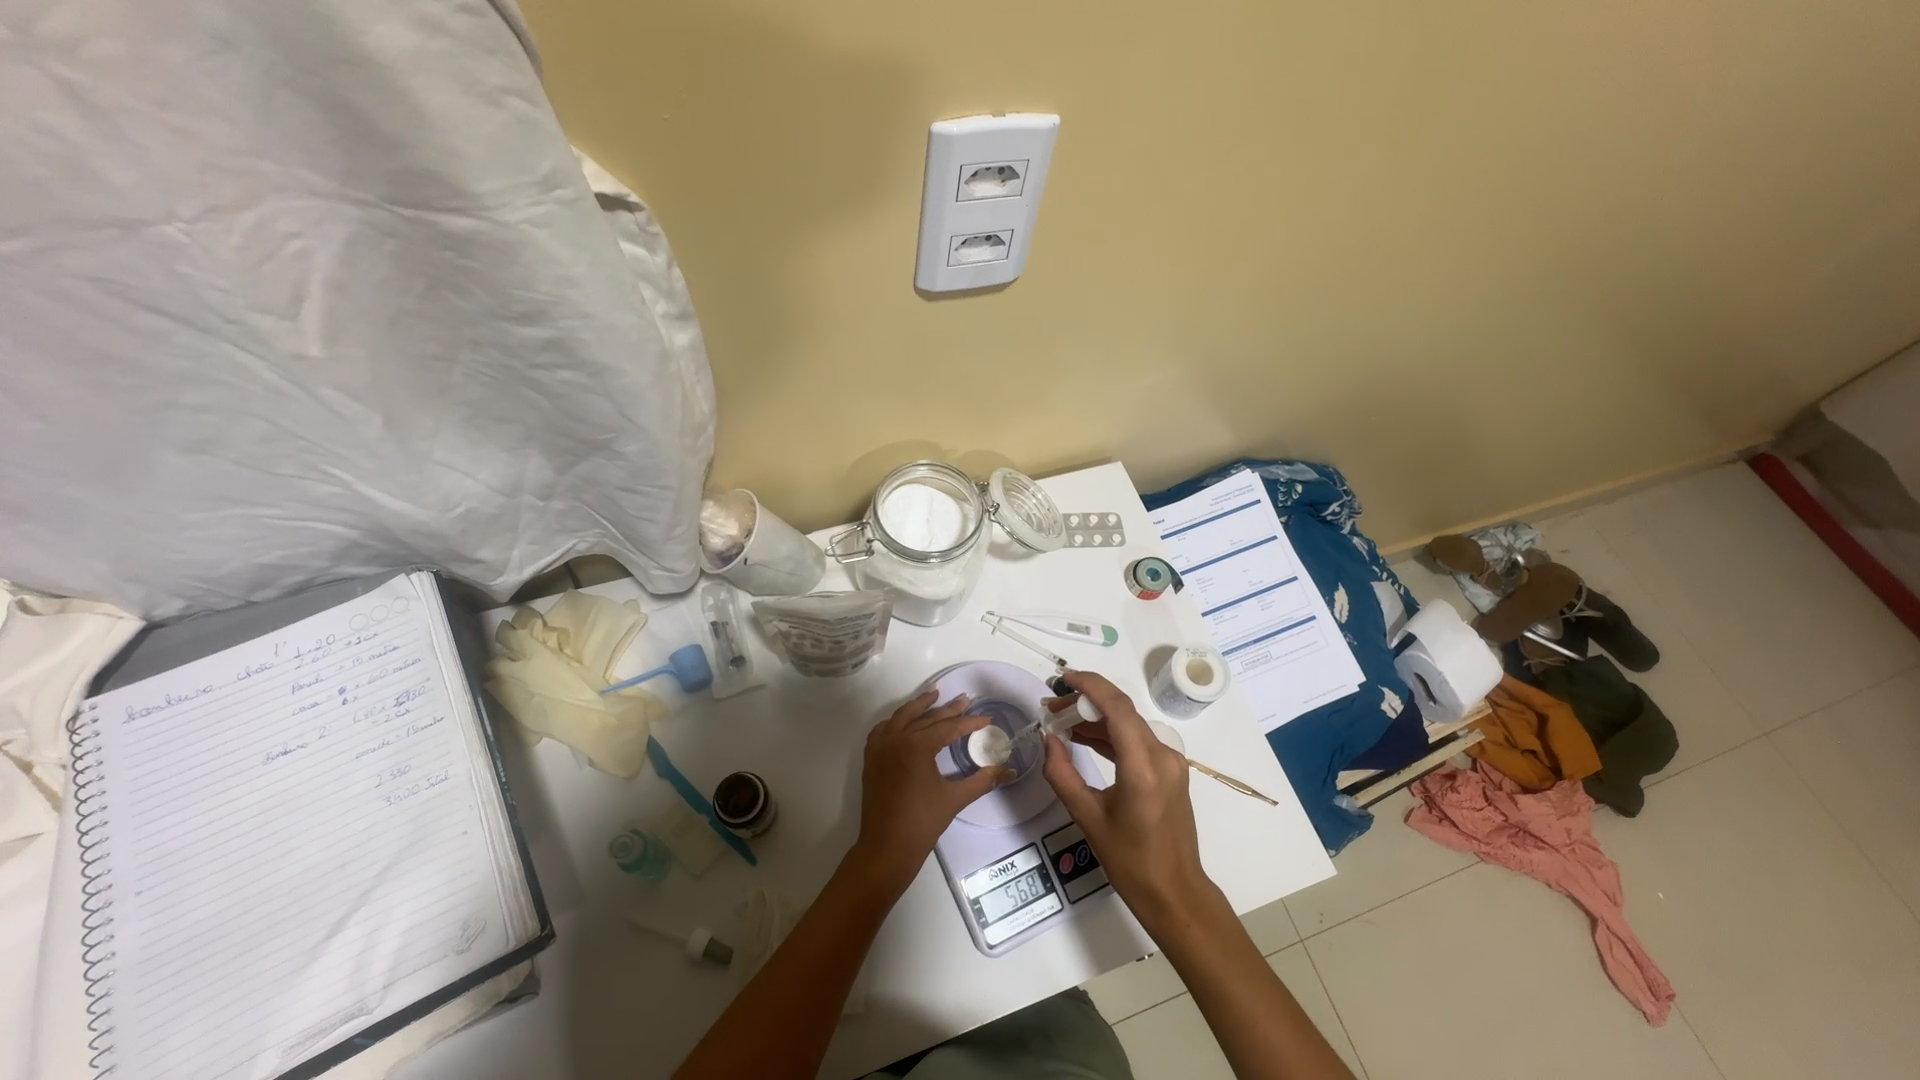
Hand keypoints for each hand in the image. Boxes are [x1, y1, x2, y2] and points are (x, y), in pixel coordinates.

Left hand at [853, 689, 1011, 887]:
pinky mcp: (871, 759)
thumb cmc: (922, 823)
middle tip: (966, 699)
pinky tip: (904, 722)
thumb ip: (983, 780)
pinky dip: (895, 722)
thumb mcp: (955, 798)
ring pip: (901, 718)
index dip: (970, 722)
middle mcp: (896, 740)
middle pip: (926, 718)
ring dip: (919, 707)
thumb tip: (1009, 770)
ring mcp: (879, 748)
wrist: (886, 847)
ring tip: (934, 694)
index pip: (948, 727)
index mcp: (916, 746)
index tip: (987, 719)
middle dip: (948, 709)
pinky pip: (882, 731)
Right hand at [1041, 672, 1216, 925]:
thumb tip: (1047, 738)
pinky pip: (1137, 740)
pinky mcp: (1171, 770)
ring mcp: (1171, 762)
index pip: (1117, 708)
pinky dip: (1111, 735)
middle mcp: (1163, 756)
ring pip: (1129, 724)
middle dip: (1086, 702)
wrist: (1174, 890)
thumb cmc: (1130, 861)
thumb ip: (1062, 774)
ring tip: (1062, 722)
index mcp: (1143, 768)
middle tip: (1052, 707)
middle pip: (1122, 712)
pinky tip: (1085, 738)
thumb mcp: (1087, 817)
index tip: (1064, 678)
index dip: (1090, 686)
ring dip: (1097, 718)